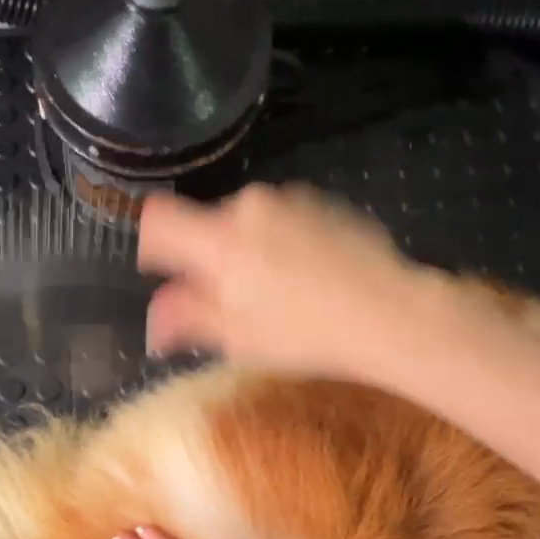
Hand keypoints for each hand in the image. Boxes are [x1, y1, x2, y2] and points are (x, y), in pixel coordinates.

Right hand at [137, 184, 453, 377]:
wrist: (388, 312)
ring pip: (245, 223)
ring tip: (278, 296)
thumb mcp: (236, 338)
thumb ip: (186, 319)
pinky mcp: (322, 202)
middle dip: (209, 261)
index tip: (163, 275)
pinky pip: (281, 220)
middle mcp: (249, 207)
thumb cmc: (303, 334)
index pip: (158, 220)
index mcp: (219, 240)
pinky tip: (307, 279)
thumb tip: (154, 319)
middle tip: (234, 305)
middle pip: (205, 226)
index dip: (151, 247)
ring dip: (246, 252)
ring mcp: (289, 200)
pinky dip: (280, 245)